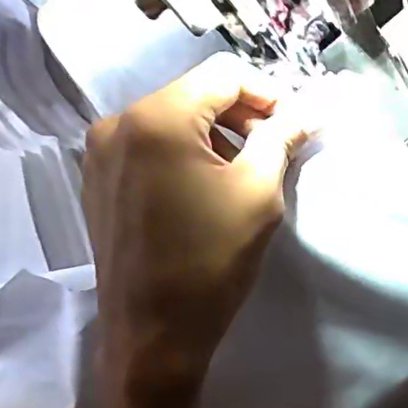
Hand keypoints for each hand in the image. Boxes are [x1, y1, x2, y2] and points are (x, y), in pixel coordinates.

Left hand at [84, 55, 307, 385]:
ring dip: (215, 137)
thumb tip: (310, 108)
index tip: (295, 128)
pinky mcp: (97, 181)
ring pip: (173, 121)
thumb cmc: (212, 261)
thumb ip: (281, 138)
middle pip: (195, 94)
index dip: (269, 93)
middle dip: (243, 115)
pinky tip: (205, 194)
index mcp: (158, 118)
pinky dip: (185, 156)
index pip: (224, 74)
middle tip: (276, 151)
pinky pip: (150, 148)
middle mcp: (118, 122)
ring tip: (243, 177)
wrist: (154, 333)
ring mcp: (100, 153)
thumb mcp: (259, 194)